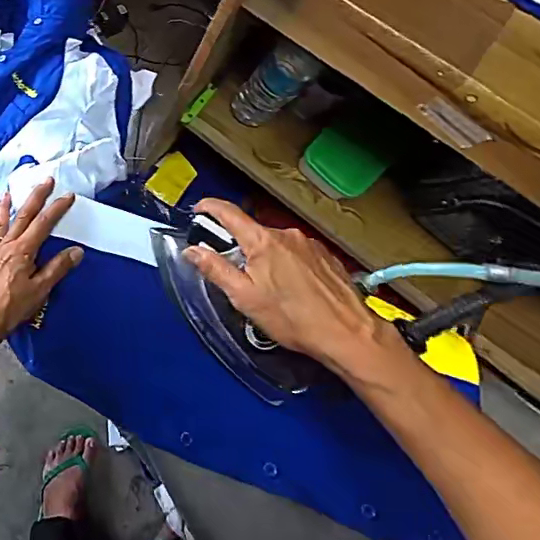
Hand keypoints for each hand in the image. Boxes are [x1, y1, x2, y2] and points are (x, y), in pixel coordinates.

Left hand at [0, 179, 83, 341]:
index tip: (68, 195)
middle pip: (23, 216)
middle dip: (36, 197)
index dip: (57, 208)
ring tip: (7, 194)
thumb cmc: (12, 307)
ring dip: (5, 208)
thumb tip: (76, 251)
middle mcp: (6, 246)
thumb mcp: (41, 289)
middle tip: (45, 181)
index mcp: (23, 250)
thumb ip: (58, 268)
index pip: (44, 224)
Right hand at [182, 198, 405, 377]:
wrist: (345, 331)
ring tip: (272, 293)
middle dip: (242, 250)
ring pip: (277, 245)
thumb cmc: (295, 319)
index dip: (211, 208)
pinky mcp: (324, 256)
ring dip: (268, 261)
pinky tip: (294, 291)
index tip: (200, 209)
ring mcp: (309, 244)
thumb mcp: (245, 298)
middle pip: (254, 233)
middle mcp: (288, 235)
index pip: (229, 213)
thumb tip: (194, 251)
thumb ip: (216, 270)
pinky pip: (297, 254)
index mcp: (263, 241)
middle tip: (239, 278)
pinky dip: (289, 267)